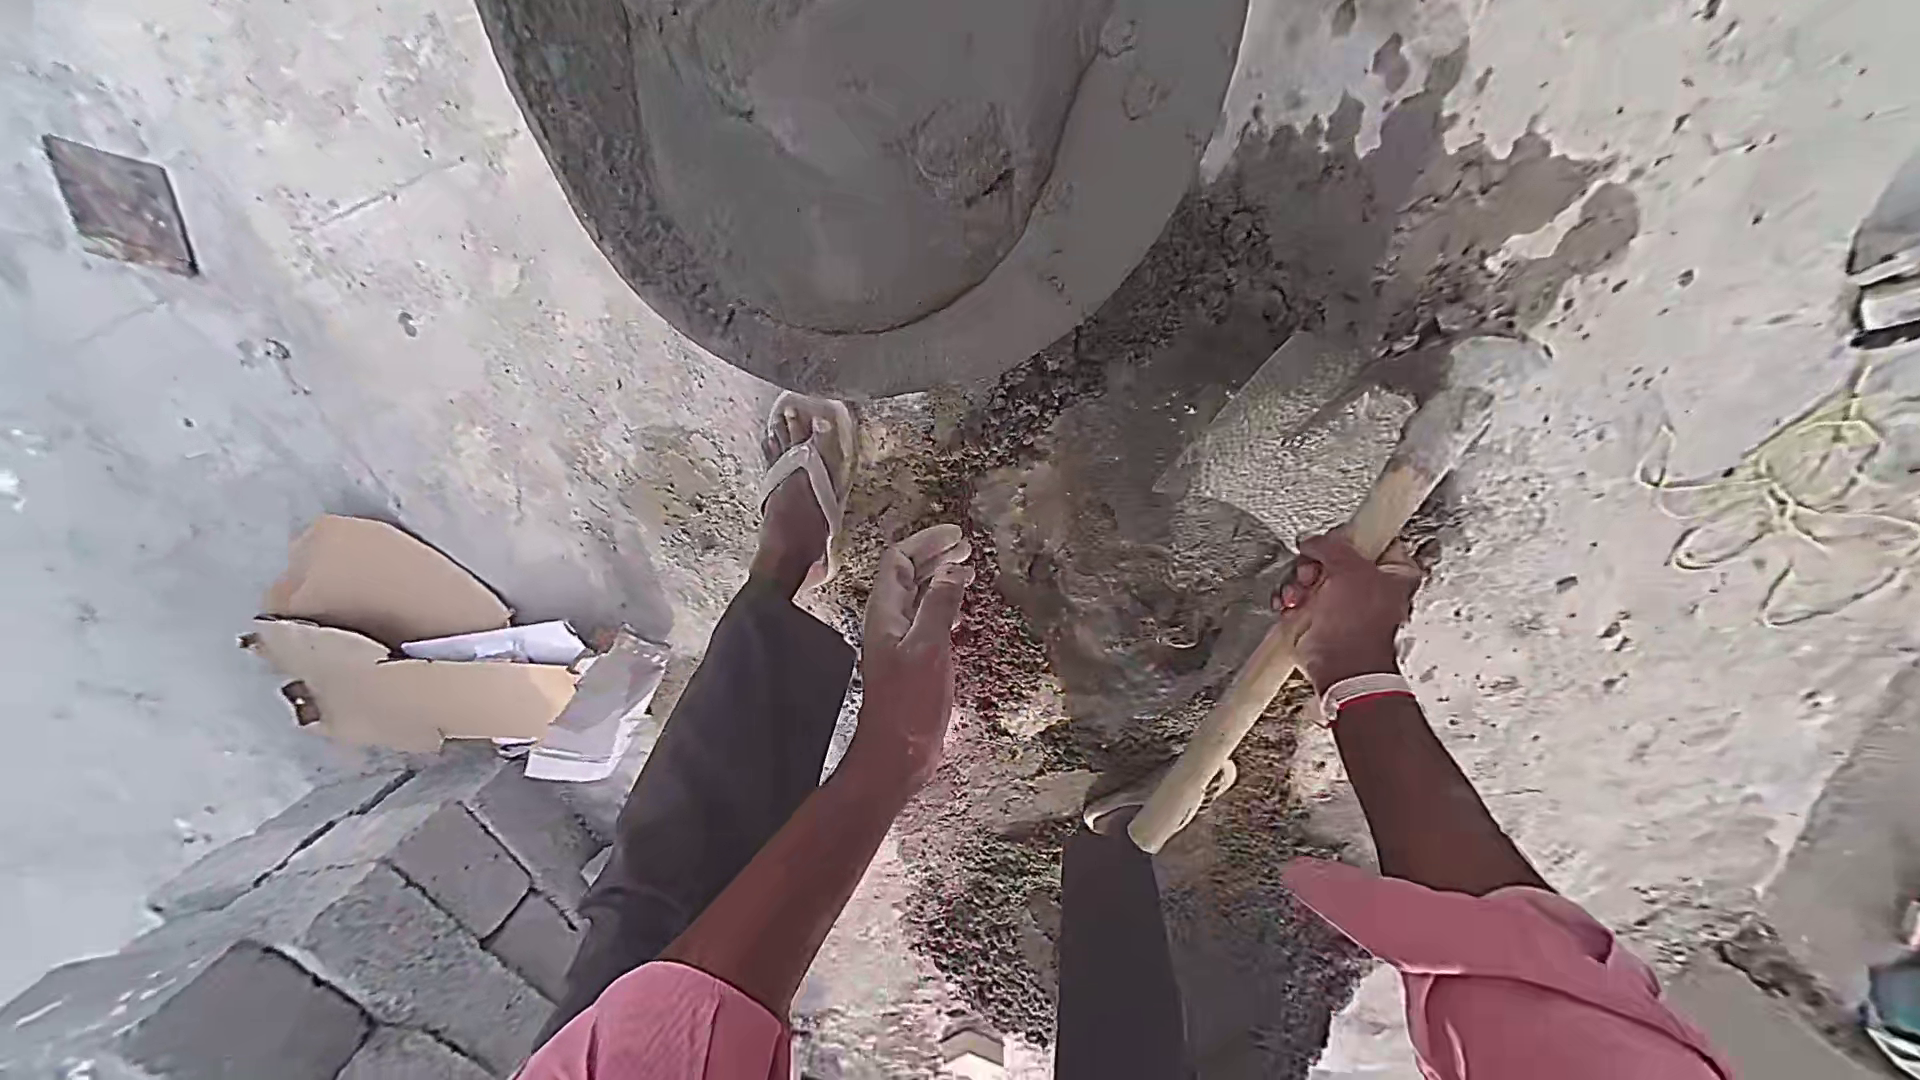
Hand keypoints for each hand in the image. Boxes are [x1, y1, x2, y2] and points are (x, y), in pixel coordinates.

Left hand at [847, 524, 974, 791]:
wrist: (897, 752)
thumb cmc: (909, 704)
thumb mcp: (929, 648)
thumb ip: (939, 605)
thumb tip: (952, 571)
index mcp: (885, 613)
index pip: (899, 560)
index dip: (926, 542)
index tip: (957, 537)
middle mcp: (889, 621)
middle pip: (907, 573)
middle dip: (935, 555)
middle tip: (965, 548)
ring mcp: (899, 640)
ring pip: (918, 594)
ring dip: (939, 577)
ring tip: (966, 568)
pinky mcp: (912, 658)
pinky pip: (926, 616)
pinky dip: (943, 602)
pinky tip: (958, 605)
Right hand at [1273, 530, 1423, 691]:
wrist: (1336, 663)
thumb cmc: (1356, 625)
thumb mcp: (1349, 569)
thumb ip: (1332, 545)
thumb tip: (1313, 540)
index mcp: (1392, 573)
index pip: (1370, 540)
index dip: (1348, 538)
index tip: (1333, 541)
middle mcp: (1366, 585)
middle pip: (1331, 555)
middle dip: (1313, 563)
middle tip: (1312, 572)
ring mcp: (1338, 600)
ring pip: (1309, 573)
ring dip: (1297, 582)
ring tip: (1300, 594)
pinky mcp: (1314, 614)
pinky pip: (1294, 593)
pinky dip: (1287, 597)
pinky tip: (1289, 604)